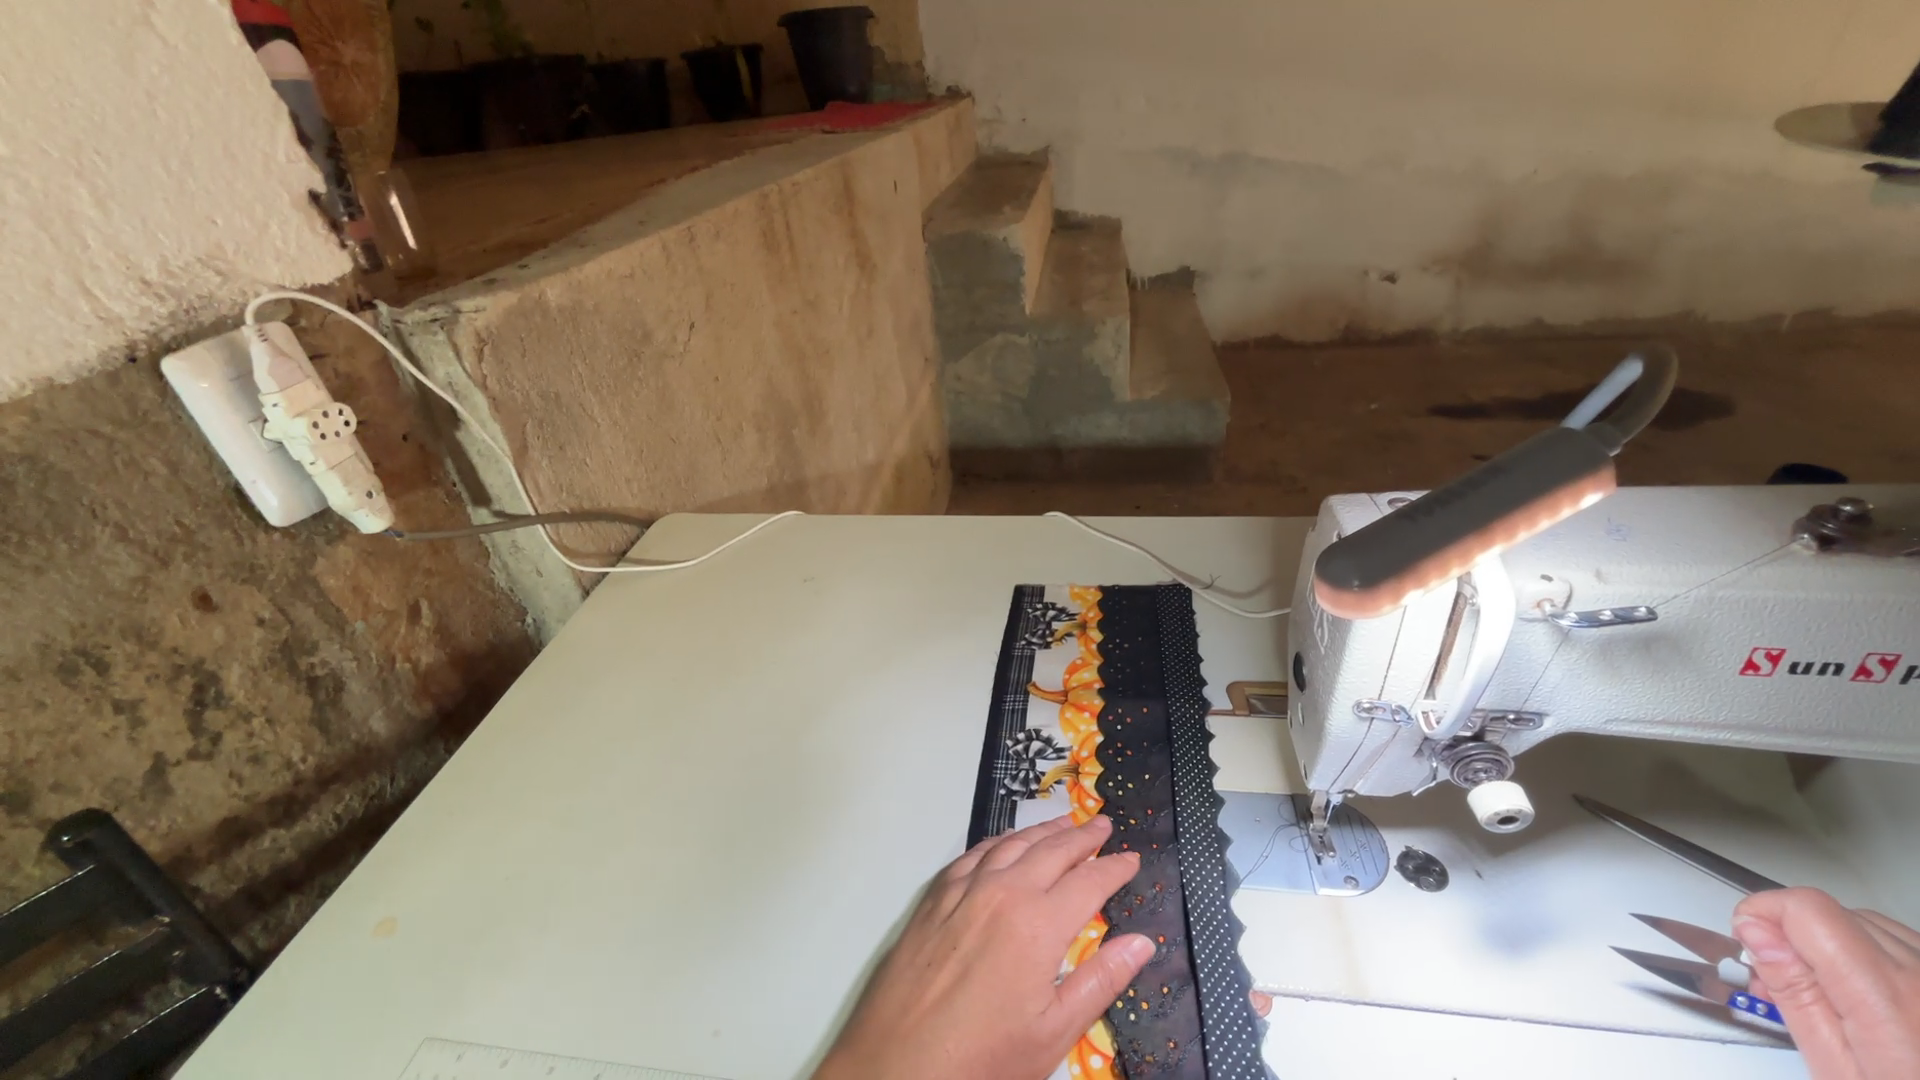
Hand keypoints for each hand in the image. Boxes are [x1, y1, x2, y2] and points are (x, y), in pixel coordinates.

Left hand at [812, 814, 1152, 1079]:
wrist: (896, 1063)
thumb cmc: (983, 1057)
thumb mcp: (1053, 1032)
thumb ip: (1100, 981)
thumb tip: (1142, 942)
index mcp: (1039, 923)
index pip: (1089, 881)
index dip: (1115, 868)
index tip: (1133, 858)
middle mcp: (1003, 892)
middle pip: (1052, 850)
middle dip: (1083, 836)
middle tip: (1105, 826)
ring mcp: (964, 890)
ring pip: (1012, 844)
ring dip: (1043, 831)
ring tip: (1065, 823)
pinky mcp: (935, 897)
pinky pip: (974, 854)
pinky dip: (1000, 842)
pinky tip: (1007, 844)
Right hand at [1732, 887, 1919, 1079]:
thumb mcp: (1835, 1067)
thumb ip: (1794, 992)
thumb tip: (1753, 929)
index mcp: (1889, 996)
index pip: (1807, 908)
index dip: (1765, 915)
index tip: (1751, 945)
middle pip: (1832, 912)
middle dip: (1792, 936)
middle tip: (1783, 987)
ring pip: (1867, 925)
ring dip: (1833, 946)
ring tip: (1830, 996)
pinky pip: (1904, 945)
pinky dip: (1872, 958)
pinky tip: (1870, 997)